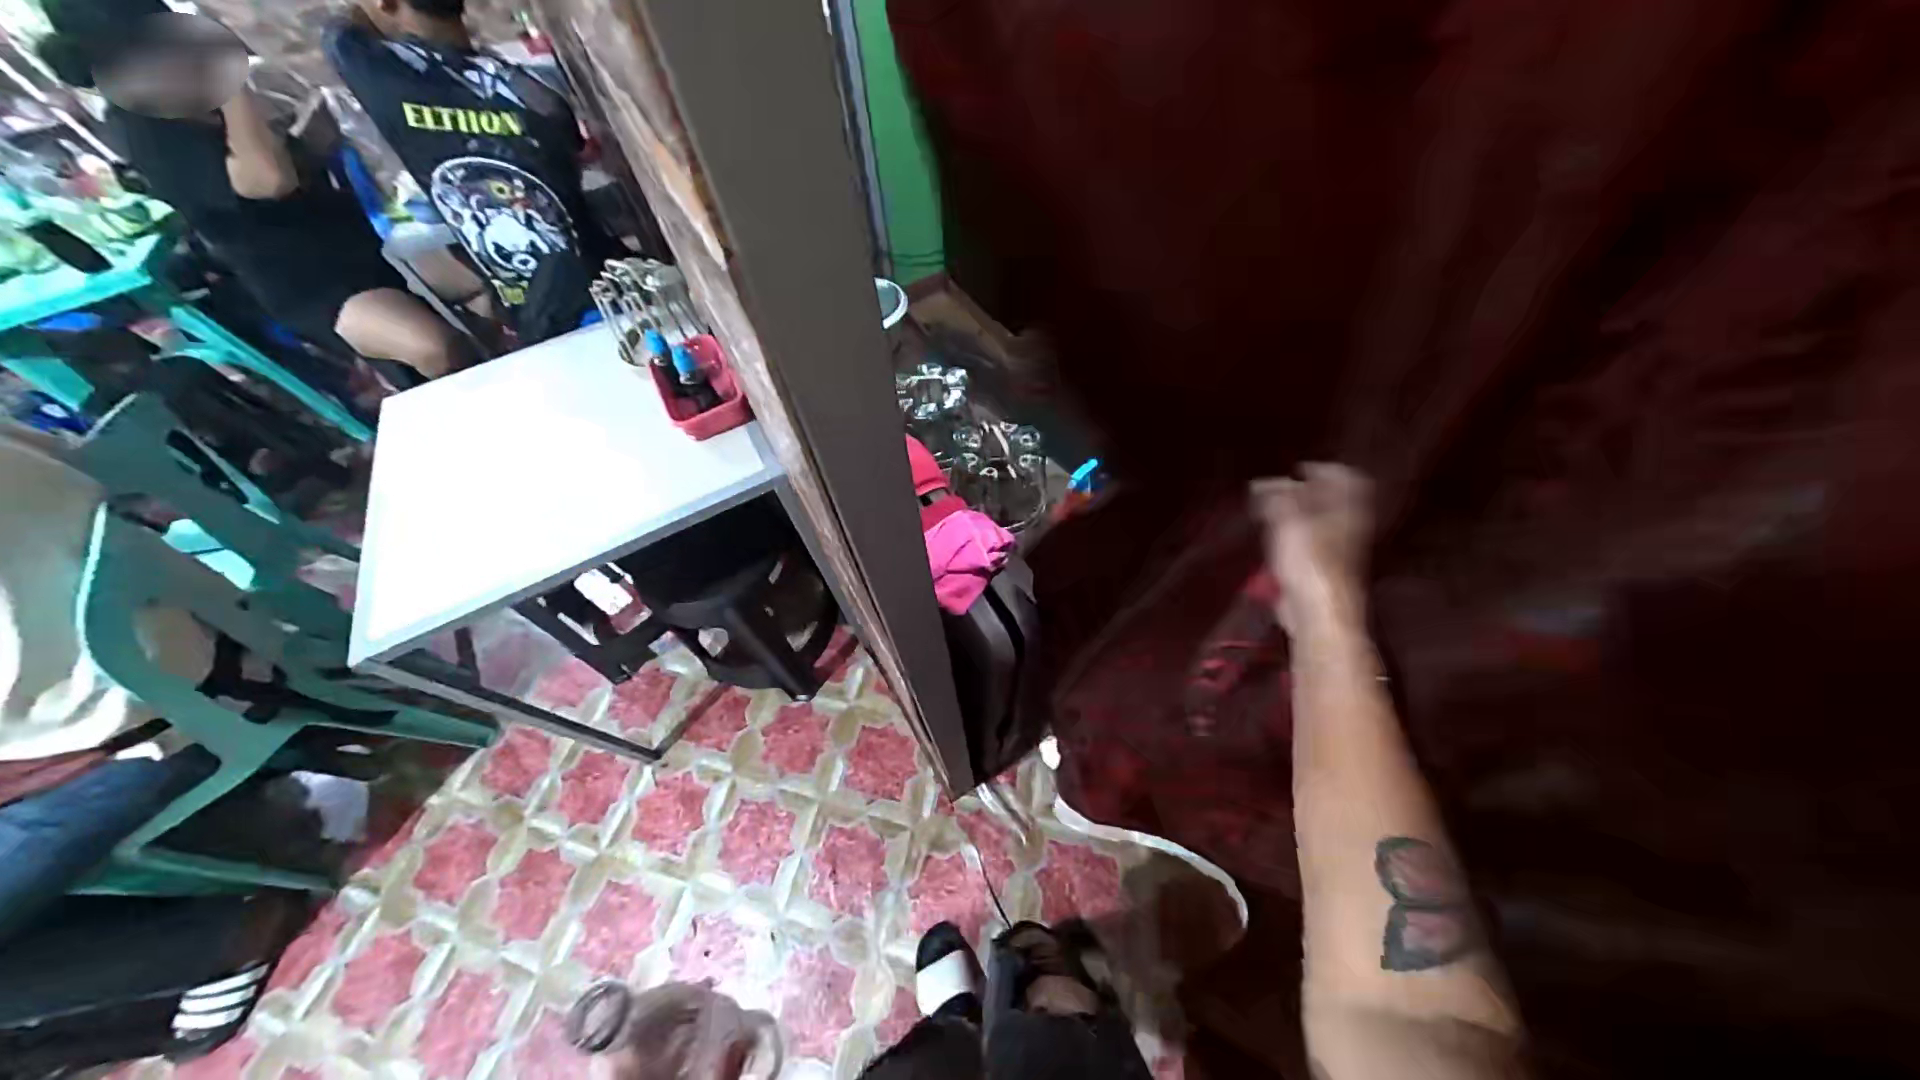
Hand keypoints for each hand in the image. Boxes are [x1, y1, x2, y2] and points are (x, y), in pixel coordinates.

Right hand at [1251, 463, 1373, 634]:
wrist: (1318, 614)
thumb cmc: (1309, 563)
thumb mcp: (1289, 522)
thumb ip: (1278, 498)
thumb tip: (1265, 483)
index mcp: (1346, 511)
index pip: (1346, 479)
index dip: (1324, 470)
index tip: (1300, 468)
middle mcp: (1345, 528)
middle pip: (1330, 501)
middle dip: (1304, 492)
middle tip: (1278, 488)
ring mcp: (1334, 551)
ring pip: (1316, 522)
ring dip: (1294, 514)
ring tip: (1269, 511)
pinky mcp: (1318, 571)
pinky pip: (1304, 544)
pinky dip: (1288, 536)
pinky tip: (1271, 541)